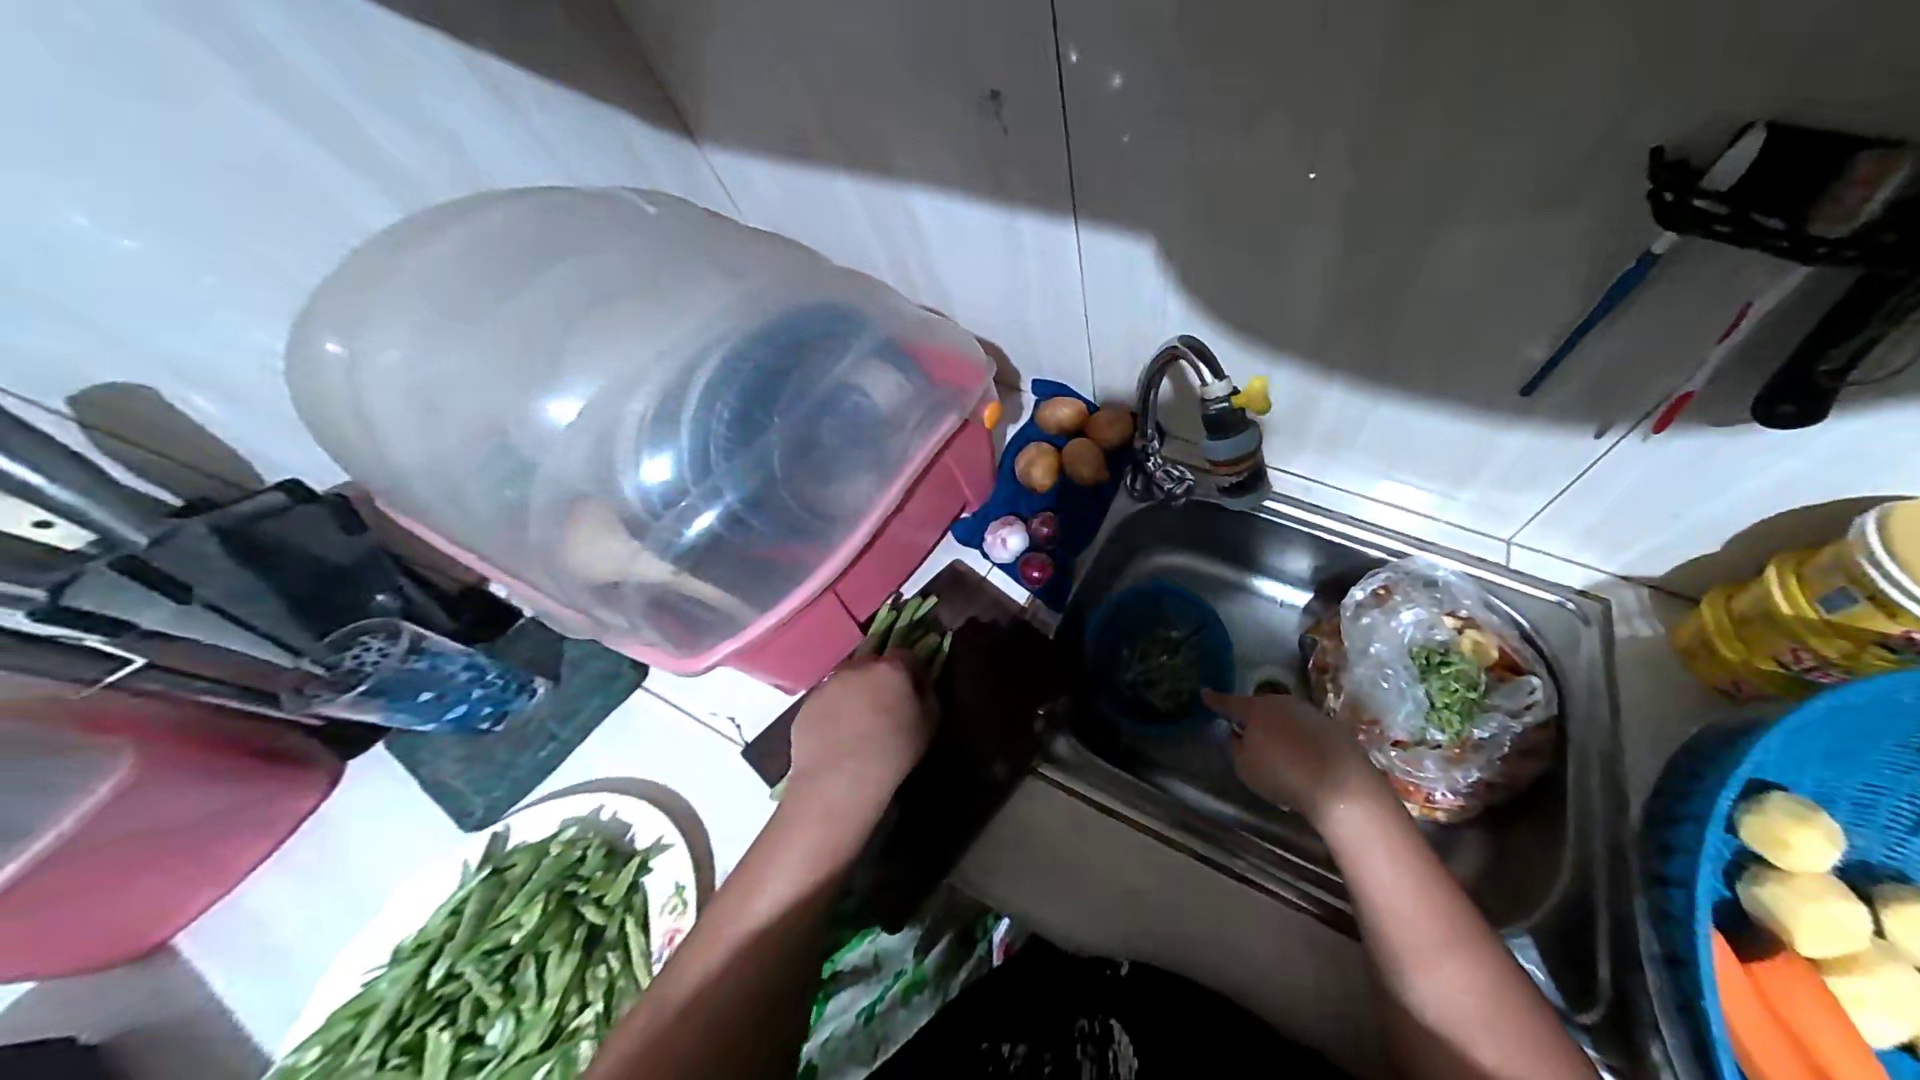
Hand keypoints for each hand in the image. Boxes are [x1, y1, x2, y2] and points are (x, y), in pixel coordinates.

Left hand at [785, 657, 932, 818]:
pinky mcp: (807, 703)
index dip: (913, 673)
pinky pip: (827, 701)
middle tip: (884, 708)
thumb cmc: (892, 752)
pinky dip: (834, 712)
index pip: (907, 657)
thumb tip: (920, 688)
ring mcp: (828, 684)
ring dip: (855, 695)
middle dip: (881, 681)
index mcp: (890, 668)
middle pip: (873, 665)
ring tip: (857, 725)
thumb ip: (927, 698)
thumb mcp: (928, 725)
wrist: (838, 779)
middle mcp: (857, 667)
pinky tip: (837, 737)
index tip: (915, 692)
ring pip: (847, 682)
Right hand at [1204, 689, 1386, 823]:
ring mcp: (1310, 713)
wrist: (1341, 784)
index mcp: (1255, 709)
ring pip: (1286, 717)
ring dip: (1278, 729)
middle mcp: (1282, 703)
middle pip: (1261, 708)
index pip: (1229, 703)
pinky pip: (1307, 730)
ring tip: (1278, 751)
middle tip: (1246, 732)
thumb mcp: (1244, 766)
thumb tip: (1239, 735)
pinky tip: (1303, 759)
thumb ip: (1237, 747)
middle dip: (1252, 717)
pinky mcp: (1333, 727)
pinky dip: (1300, 740)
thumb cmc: (1282, 774)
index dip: (1215, 700)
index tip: (1205, 693)